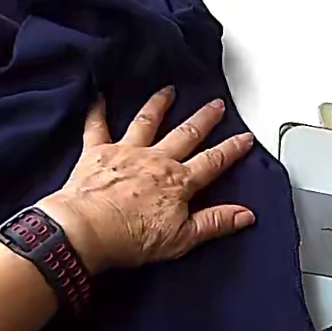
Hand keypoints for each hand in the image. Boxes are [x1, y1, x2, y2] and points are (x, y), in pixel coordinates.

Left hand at [36, 87, 256, 274]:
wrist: (86, 231)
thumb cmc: (129, 238)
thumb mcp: (181, 239)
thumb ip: (214, 222)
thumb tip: (245, 215)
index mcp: (177, 182)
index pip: (212, 162)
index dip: (231, 149)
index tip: (244, 137)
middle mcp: (155, 160)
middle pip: (185, 135)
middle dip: (203, 119)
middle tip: (215, 104)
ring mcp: (126, 152)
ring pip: (147, 121)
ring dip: (159, 105)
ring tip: (168, 91)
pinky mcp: (96, 152)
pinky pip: (97, 126)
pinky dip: (97, 110)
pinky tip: (99, 96)